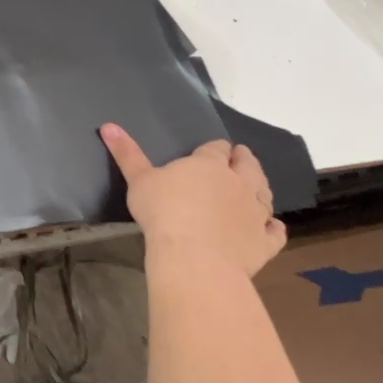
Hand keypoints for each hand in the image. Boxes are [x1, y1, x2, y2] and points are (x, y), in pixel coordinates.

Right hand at [102, 123, 286, 276]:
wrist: (196, 256)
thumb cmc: (163, 211)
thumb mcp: (137, 179)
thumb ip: (126, 153)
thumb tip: (108, 125)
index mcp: (208, 166)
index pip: (216, 150)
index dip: (216, 147)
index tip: (216, 146)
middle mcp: (238, 185)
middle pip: (248, 168)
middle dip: (245, 160)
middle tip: (243, 155)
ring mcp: (255, 214)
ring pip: (264, 195)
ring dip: (262, 188)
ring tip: (259, 184)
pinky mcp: (265, 242)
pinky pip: (274, 231)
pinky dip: (275, 226)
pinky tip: (274, 224)